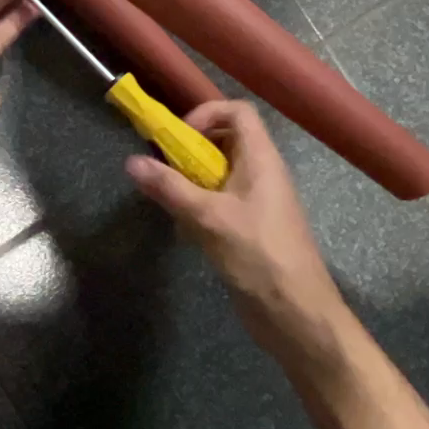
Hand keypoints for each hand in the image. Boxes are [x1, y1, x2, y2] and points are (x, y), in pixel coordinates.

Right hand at [126, 101, 347, 348]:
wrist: (297, 316)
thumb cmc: (259, 256)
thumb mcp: (209, 218)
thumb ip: (169, 188)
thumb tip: (131, 162)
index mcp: (261, 160)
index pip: (238, 112)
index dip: (207, 114)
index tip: (178, 139)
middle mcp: (260, 174)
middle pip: (224, 141)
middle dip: (189, 151)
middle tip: (163, 169)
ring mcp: (256, 203)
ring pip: (217, 174)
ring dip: (189, 182)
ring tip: (169, 202)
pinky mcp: (248, 229)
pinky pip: (218, 202)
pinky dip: (197, 208)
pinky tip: (183, 231)